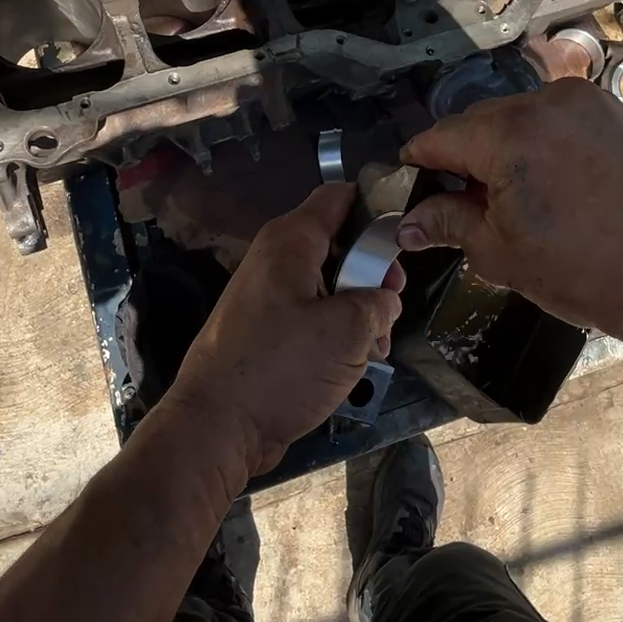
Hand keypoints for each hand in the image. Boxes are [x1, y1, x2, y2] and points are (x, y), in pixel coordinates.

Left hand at [162, 185, 403, 478]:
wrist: (218, 425)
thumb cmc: (282, 367)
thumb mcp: (348, 330)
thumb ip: (379, 302)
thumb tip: (383, 299)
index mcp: (291, 239)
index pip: (341, 196)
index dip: (377, 209)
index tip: (404, 242)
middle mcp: (277, 257)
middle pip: (341, 244)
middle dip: (374, 274)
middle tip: (390, 309)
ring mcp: (270, 293)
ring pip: (331, 284)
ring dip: (359, 311)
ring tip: (373, 349)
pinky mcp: (268, 327)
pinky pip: (313, 313)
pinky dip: (336, 332)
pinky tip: (351, 364)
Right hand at [396, 78, 622, 341]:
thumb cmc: (591, 273)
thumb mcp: (502, 253)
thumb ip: (448, 224)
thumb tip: (409, 224)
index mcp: (510, 137)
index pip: (440, 138)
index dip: (419, 163)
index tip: (412, 184)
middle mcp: (544, 104)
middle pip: (476, 122)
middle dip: (460, 158)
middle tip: (458, 201)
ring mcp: (582, 101)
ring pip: (513, 116)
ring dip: (499, 147)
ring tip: (507, 195)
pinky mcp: (609, 109)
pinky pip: (551, 116)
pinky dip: (536, 140)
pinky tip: (545, 179)